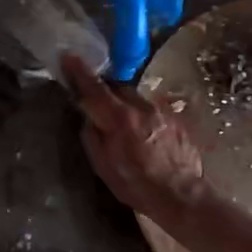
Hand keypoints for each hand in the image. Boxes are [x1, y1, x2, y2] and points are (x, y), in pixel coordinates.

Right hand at [63, 55, 204, 218]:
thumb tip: (88, 118)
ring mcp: (162, 112)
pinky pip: (153, 110)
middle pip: (119, 88)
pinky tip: (144, 135)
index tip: (69, 56)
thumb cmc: (137, 185)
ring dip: (126, 105)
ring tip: (123, 124)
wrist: (181, 195)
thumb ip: (92, 137)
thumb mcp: (104, 167)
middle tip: (97, 100)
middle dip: (106, 91)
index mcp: (120, 118)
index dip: (80, 72)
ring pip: (137, 98)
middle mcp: (143, 107)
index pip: (95, 88)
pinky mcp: (177, 120)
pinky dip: (143, 116)